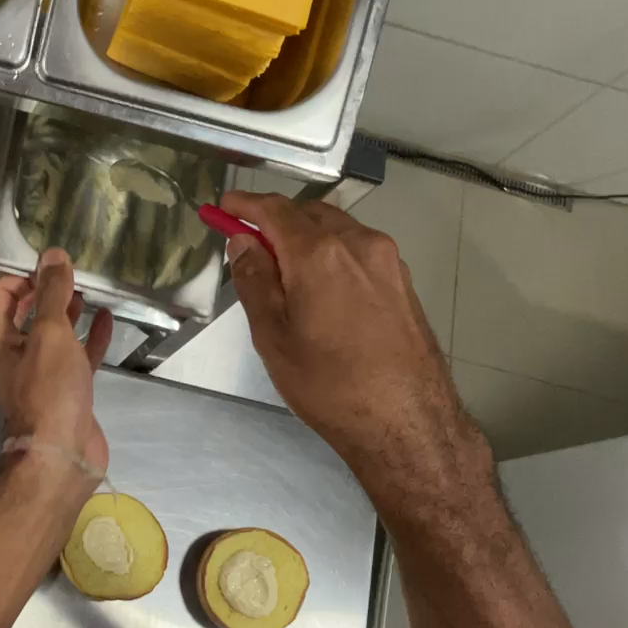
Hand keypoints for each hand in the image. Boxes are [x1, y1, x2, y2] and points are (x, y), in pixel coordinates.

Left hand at [0, 248, 111, 478]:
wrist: (62, 452)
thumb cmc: (49, 390)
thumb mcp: (50, 333)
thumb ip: (52, 293)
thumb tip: (52, 254)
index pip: (2, 295)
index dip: (25, 277)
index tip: (53, 269)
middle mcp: (13, 358)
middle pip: (27, 315)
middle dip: (48, 293)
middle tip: (73, 276)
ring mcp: (40, 376)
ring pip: (54, 336)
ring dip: (69, 313)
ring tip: (90, 292)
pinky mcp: (65, 391)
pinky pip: (76, 357)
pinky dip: (89, 338)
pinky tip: (105, 320)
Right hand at [218, 191, 488, 501]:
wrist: (404, 421)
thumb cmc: (327, 384)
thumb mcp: (273, 336)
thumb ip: (255, 282)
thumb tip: (243, 244)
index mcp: (320, 254)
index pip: (276, 210)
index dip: (245, 206)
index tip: (223, 208)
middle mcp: (359, 244)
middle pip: (309, 213)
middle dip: (274, 222)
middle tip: (246, 246)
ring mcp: (387, 261)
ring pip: (336, 231)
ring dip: (303, 238)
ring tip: (279, 272)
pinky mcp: (401, 282)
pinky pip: (356, 251)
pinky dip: (328, 255)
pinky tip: (316, 289)